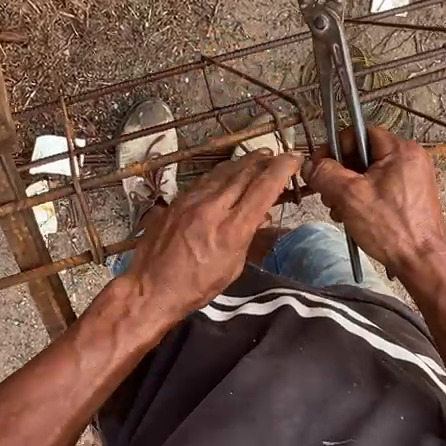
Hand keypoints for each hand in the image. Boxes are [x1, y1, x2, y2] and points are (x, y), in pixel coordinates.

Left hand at [119, 149, 301, 321]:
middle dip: (264, 160)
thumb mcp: (233, 267)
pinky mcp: (174, 202)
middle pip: (244, 172)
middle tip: (277, 156)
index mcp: (231, 230)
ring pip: (222, 172)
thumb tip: (262, 215)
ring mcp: (190, 202)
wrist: (150, 289)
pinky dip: (220, 175)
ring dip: (242, 163)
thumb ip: (248, 237)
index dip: (283, 168)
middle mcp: (211, 208)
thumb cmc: (196, 287)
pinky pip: (203, 181)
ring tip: (256, 159)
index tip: (295, 158)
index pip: (263, 188)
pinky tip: (225, 175)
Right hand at [302, 126, 445, 278]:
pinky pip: (380, 189)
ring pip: (369, 174)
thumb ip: (325, 174)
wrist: (421, 262)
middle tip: (328, 194)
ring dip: (348, 190)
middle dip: (340, 173)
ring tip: (340, 211)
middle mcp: (410, 159)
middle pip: (363, 155)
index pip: (360, 133)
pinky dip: (363, 199)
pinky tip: (354, 218)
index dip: (335, 147)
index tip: (319, 166)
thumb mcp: (349, 196)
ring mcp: (412, 180)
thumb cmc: (391, 228)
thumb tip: (309, 165)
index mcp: (400, 150)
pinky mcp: (411, 198)